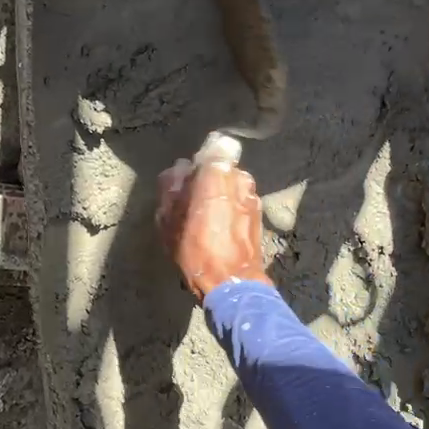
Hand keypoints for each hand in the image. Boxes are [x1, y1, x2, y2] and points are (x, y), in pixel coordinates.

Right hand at [157, 156, 271, 300]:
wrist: (231, 281)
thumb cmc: (195, 249)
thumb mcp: (169, 220)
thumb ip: (172, 186)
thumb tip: (180, 168)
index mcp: (217, 172)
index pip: (215, 147)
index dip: (200, 162)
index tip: (189, 178)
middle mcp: (241, 177)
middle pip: (222, 168)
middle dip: (209, 180)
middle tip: (193, 202)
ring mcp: (254, 195)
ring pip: (232, 186)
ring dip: (220, 195)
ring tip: (206, 219)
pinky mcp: (260, 213)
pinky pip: (240, 202)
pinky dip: (230, 210)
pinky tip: (220, 230)